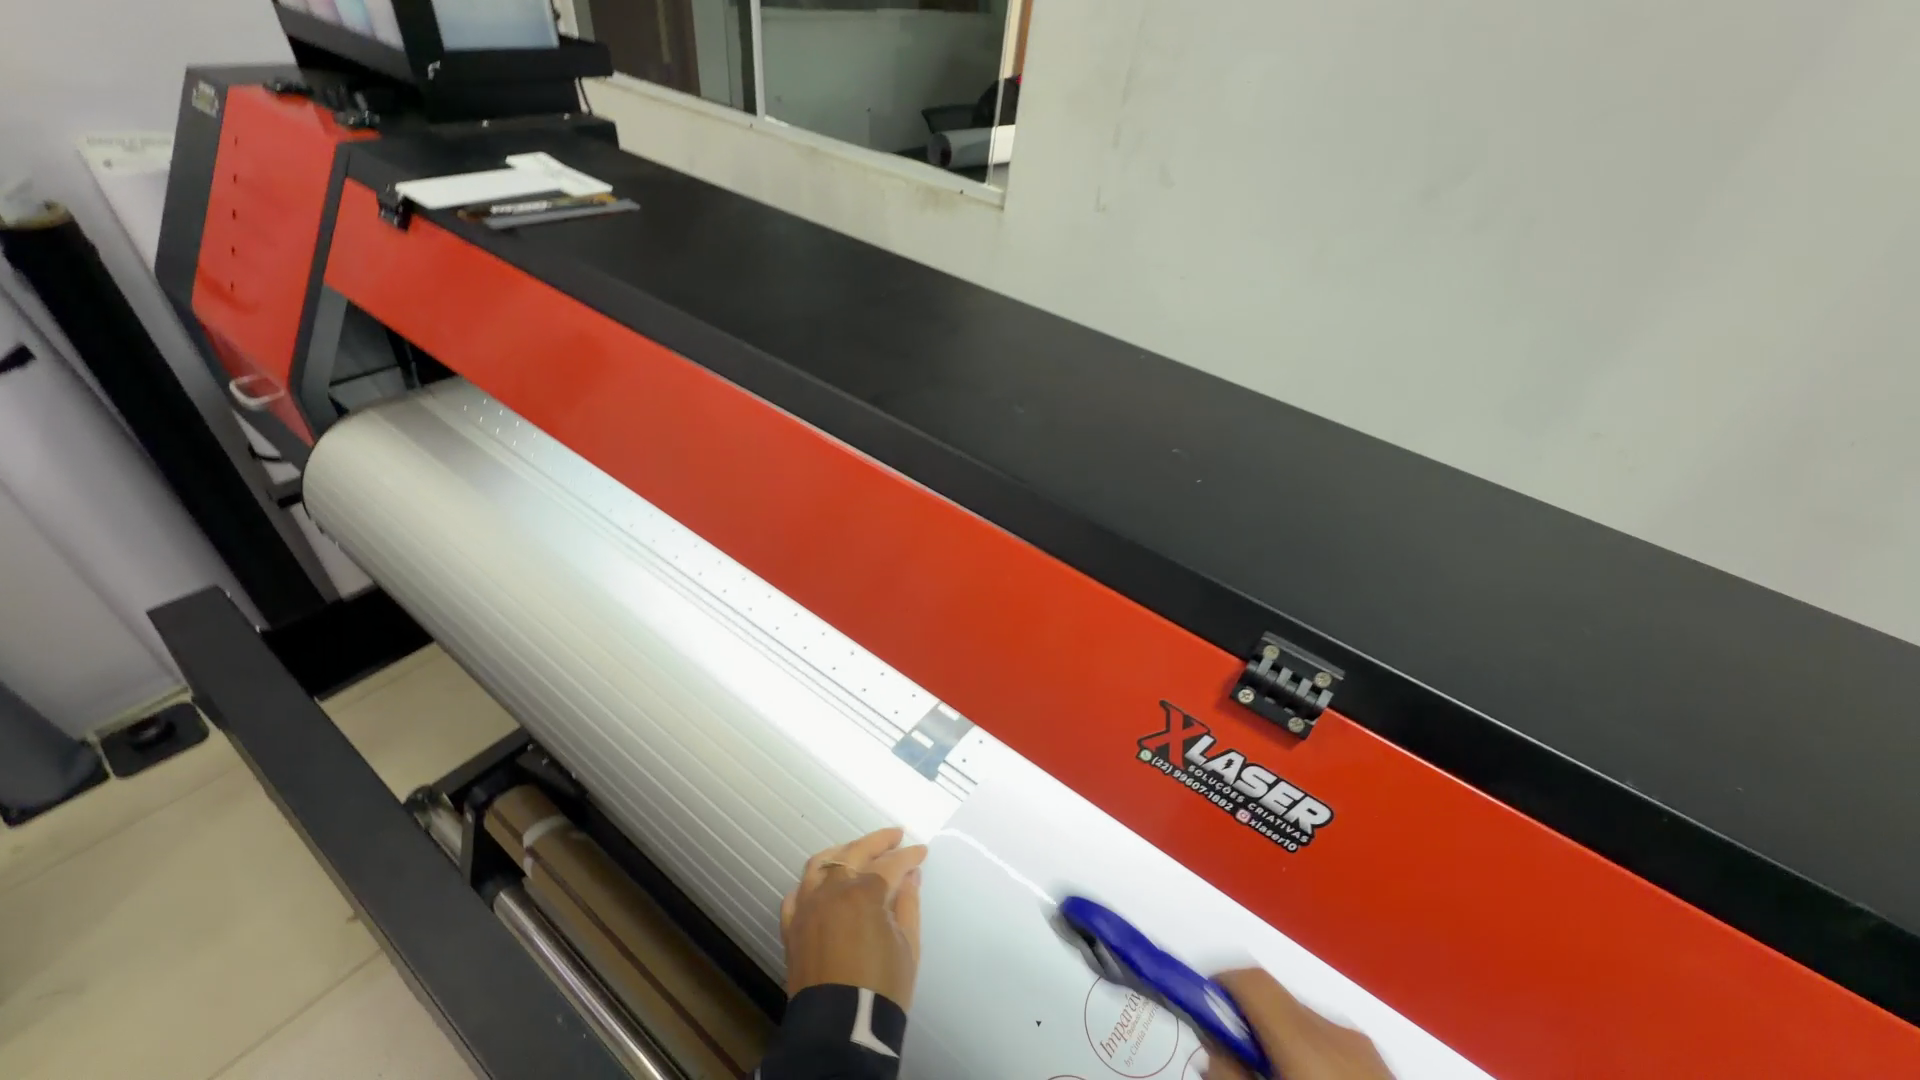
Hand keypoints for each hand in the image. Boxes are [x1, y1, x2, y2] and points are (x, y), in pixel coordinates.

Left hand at [780, 827, 927, 1008]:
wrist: (840, 1029)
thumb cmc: (882, 988)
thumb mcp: (908, 946)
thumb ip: (908, 904)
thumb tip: (910, 876)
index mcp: (864, 893)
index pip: (891, 864)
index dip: (909, 856)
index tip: (922, 852)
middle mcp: (831, 891)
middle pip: (854, 852)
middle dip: (878, 841)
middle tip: (896, 836)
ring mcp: (807, 906)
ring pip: (820, 864)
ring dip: (842, 852)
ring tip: (858, 851)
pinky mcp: (792, 926)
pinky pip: (797, 893)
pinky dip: (812, 883)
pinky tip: (823, 885)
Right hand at [1206, 969, 1394, 1079]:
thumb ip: (1230, 1078)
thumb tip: (1212, 1048)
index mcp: (1306, 1044)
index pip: (1252, 981)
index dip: (1218, 987)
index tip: (1201, 1016)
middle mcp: (1339, 1036)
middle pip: (1277, 1002)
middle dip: (1246, 1023)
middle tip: (1230, 1063)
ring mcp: (1368, 1054)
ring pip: (1307, 1025)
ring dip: (1279, 1041)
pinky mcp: (1385, 1072)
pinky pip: (1334, 1047)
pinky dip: (1309, 1058)